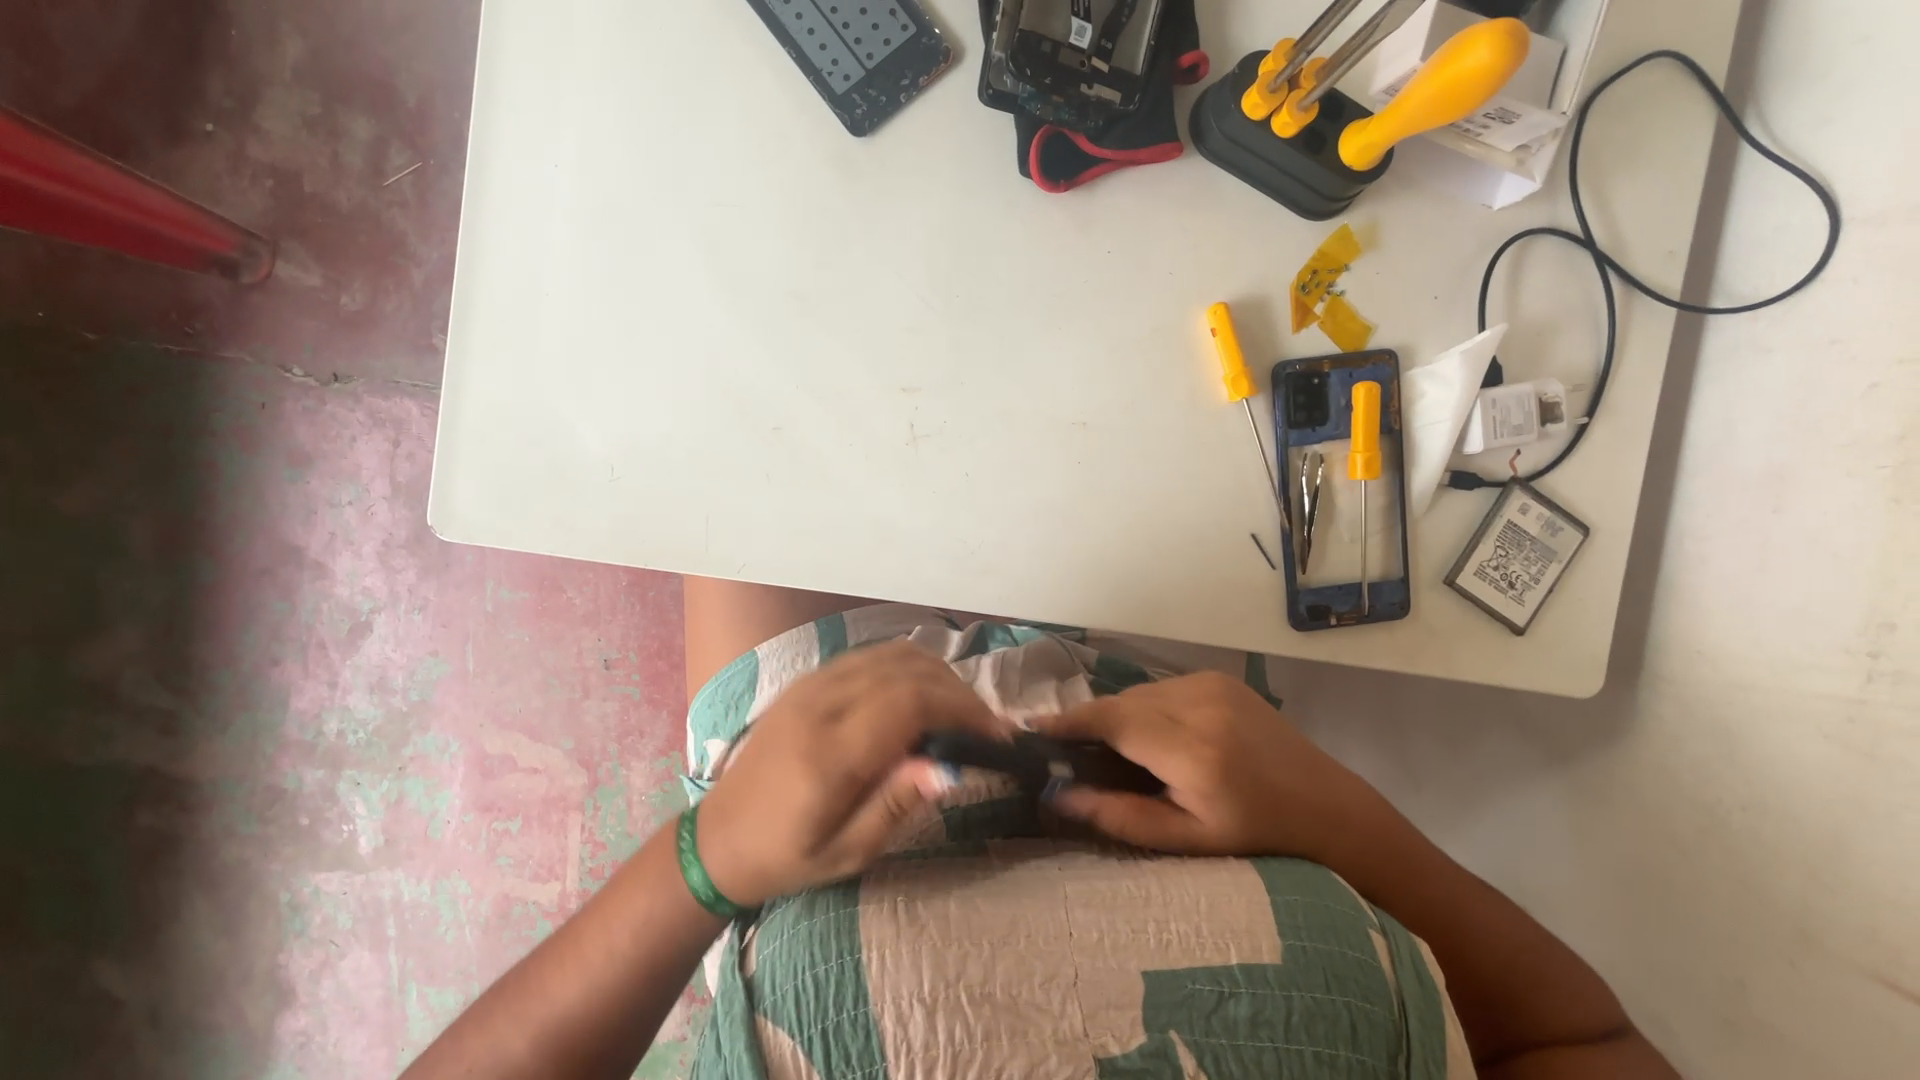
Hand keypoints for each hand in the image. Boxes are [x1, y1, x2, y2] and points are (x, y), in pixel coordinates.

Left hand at [695, 642, 1008, 905]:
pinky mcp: (807, 681)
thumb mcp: (847, 852)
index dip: (962, 709)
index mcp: (829, 752)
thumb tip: (951, 767)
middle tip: (985, 727)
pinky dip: (908, 668)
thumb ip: (898, 803)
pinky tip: (921, 698)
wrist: (717, 839)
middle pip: (907, 669)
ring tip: (959, 712)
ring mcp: (810, 685)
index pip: (910, 702)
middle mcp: (820, 704)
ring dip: (936, 674)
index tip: (994, 735)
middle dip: (958, 691)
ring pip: (892, 653)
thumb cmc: (786, 857)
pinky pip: (870, 656)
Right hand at [1032, 672, 1388, 861]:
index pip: (1112, 720)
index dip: (1068, 722)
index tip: (1032, 731)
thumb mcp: (1185, 840)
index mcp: (1194, 751)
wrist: (1324, 805)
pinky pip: (1161, 688)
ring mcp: (1213, 684)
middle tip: (1073, 755)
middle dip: (1091, 725)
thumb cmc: (1254, 835)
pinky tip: (1154, 738)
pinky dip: (1145, 708)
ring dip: (1119, 717)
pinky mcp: (1220, 678)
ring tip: (1116, 753)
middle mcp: (1201, 704)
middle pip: (1121, 702)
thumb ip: (1118, 816)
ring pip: (1138, 693)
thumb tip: (1057, 794)